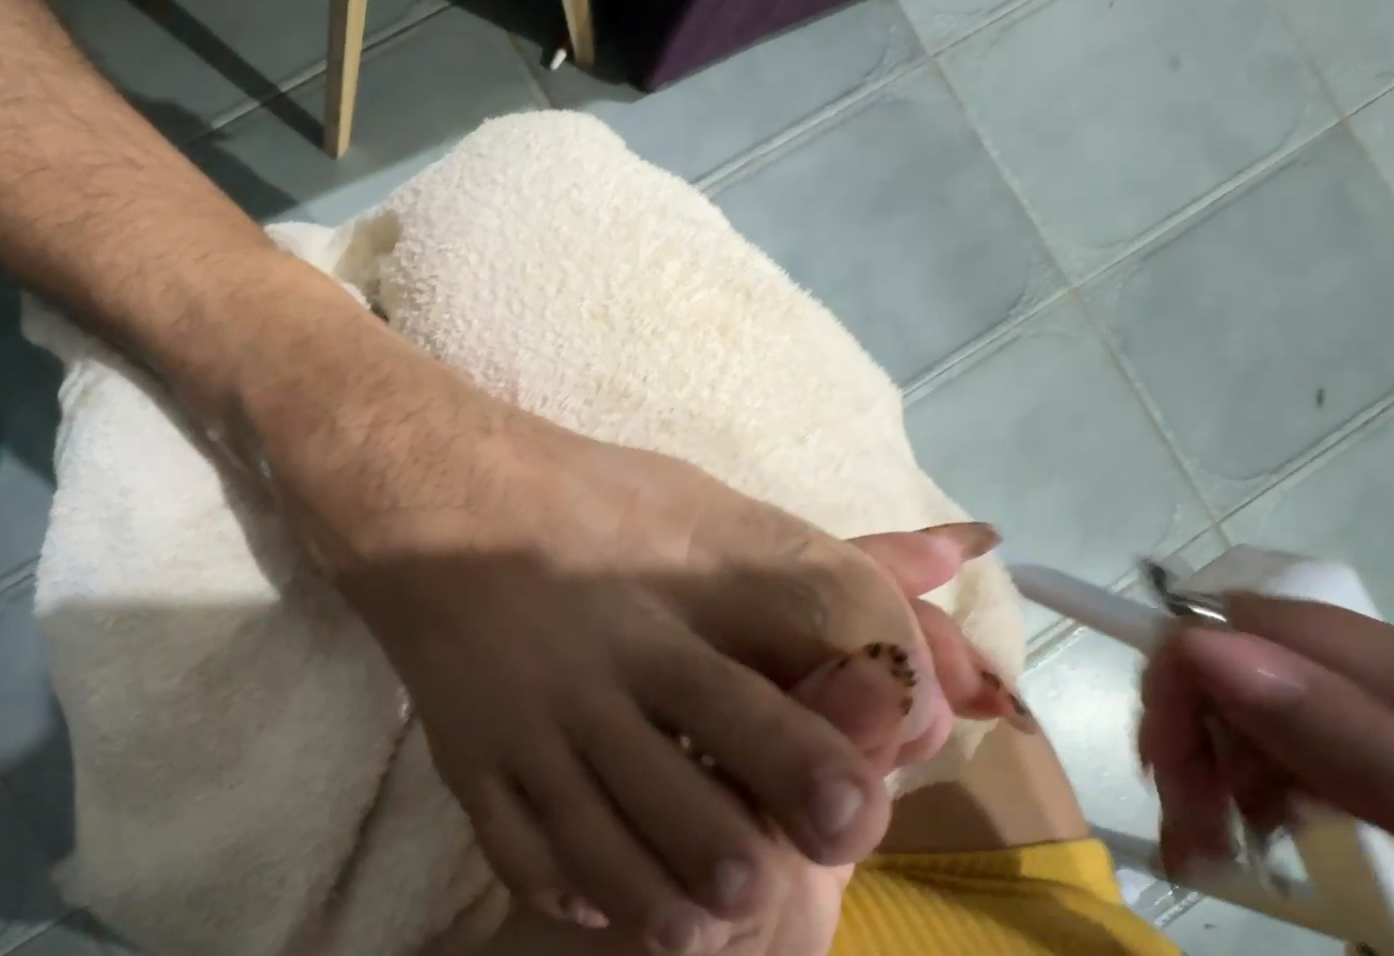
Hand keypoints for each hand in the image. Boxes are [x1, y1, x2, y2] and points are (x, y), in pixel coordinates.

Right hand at [265, 351, 992, 955]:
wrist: (426, 496)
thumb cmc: (580, 497)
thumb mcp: (705, 505)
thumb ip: (820, 549)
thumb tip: (967, 547)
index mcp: (684, 578)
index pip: (830, 632)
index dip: (893, 697)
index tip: (893, 733)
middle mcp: (618, 655)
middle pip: (755, 769)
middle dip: (817, 811)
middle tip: (823, 823)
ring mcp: (538, 719)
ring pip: (645, 858)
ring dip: (706, 889)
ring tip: (724, 879)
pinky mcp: (471, 760)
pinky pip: (541, 865)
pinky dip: (593, 896)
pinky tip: (617, 885)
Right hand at [1138, 594, 1393, 878]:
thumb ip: (1352, 743)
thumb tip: (1203, 647)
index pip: (1251, 623)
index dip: (1180, 680)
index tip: (1163, 776)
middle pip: (1249, 662)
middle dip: (1194, 737)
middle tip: (1186, 827)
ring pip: (1263, 702)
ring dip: (1214, 766)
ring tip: (1211, 841)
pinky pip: (1303, 739)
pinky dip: (1258, 782)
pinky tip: (1258, 826)